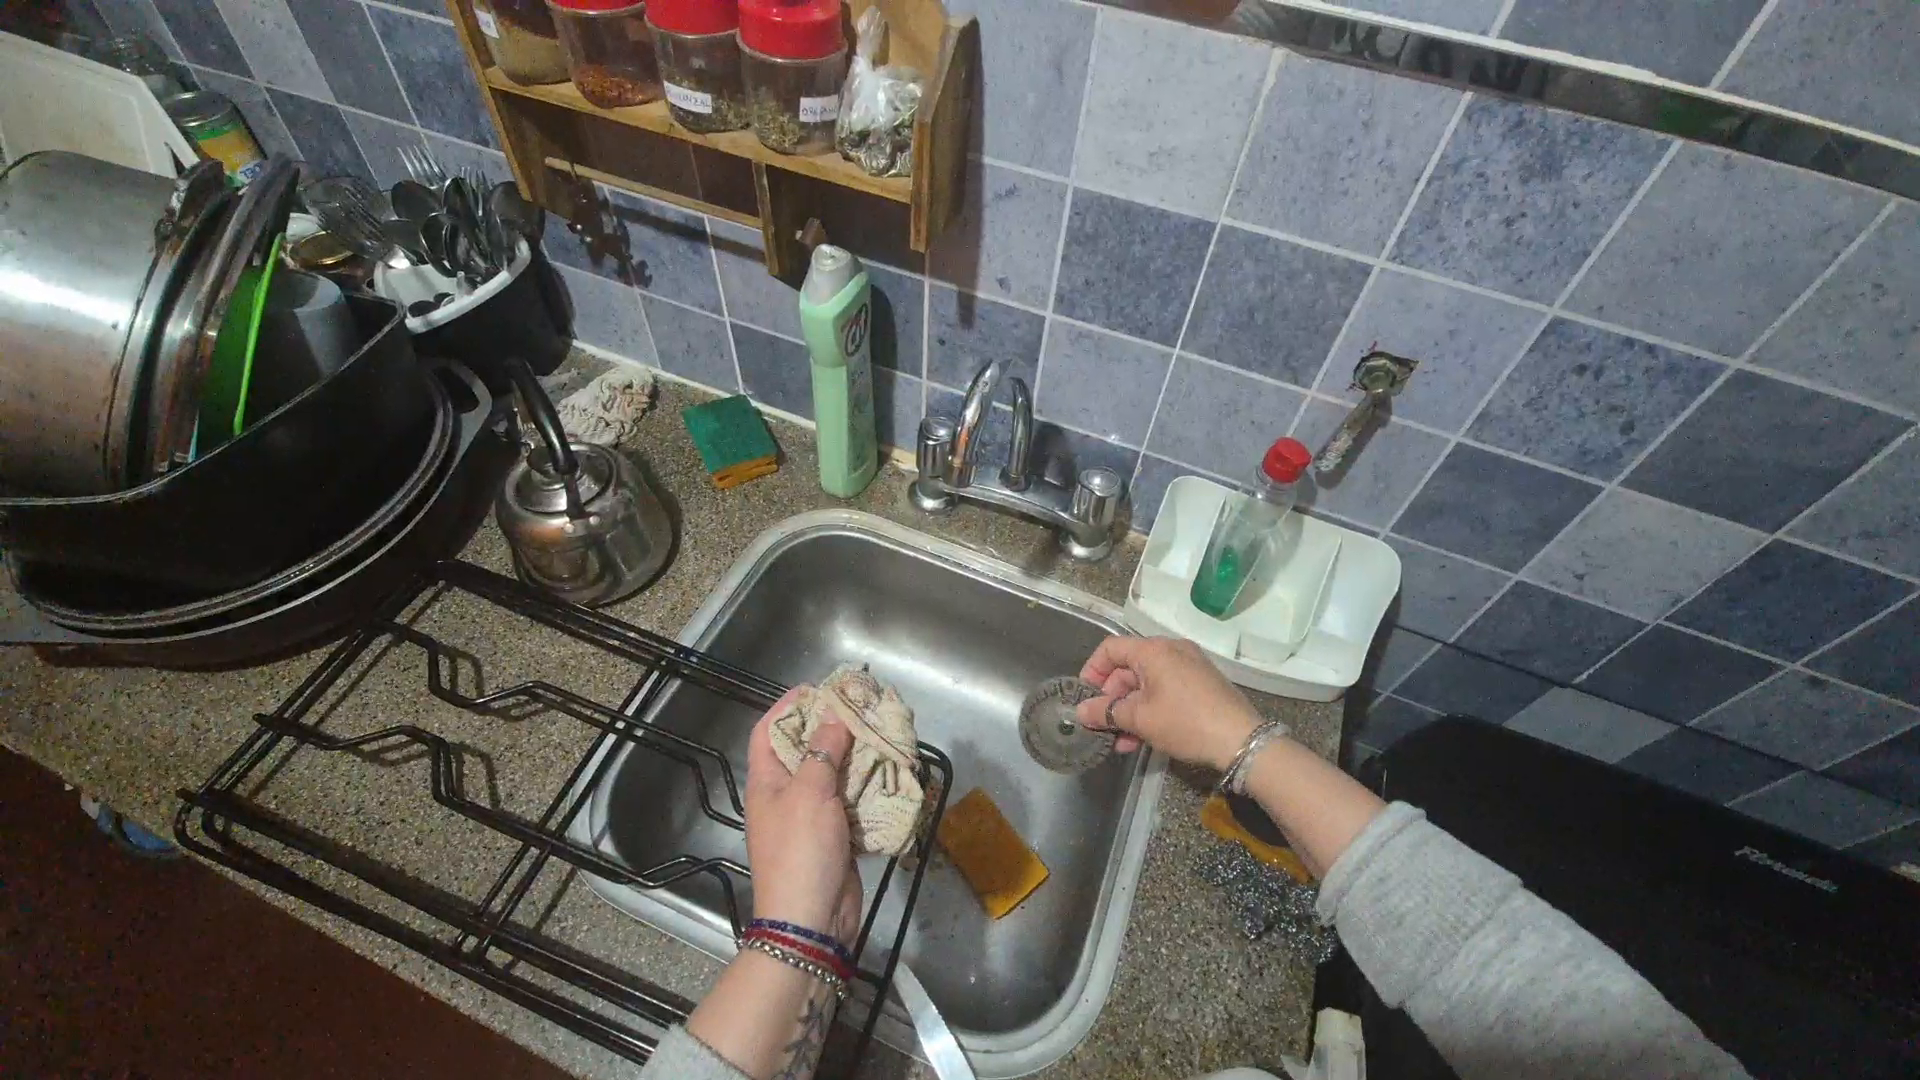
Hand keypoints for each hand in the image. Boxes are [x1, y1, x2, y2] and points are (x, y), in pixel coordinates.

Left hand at [745, 689, 863, 946]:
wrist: (811, 920)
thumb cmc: (800, 850)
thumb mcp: (810, 793)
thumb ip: (822, 751)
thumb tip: (834, 717)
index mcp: (767, 782)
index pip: (767, 732)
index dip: (786, 707)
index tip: (816, 689)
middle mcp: (785, 794)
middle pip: (803, 749)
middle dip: (829, 727)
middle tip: (858, 708)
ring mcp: (809, 816)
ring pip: (831, 774)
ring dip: (853, 755)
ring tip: (878, 733)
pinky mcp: (834, 834)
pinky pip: (849, 800)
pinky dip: (866, 785)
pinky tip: (887, 771)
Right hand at [1075, 635, 1261, 771]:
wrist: (1242, 741)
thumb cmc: (1185, 722)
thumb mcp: (1140, 719)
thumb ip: (1106, 712)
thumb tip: (1080, 711)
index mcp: (1154, 650)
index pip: (1110, 649)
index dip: (1092, 671)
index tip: (1084, 697)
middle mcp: (1172, 650)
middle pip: (1128, 668)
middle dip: (1112, 698)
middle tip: (1102, 725)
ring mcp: (1189, 667)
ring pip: (1147, 684)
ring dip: (1130, 710)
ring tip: (1120, 741)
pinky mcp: (1201, 685)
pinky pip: (1165, 691)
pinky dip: (1150, 710)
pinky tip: (1142, 738)